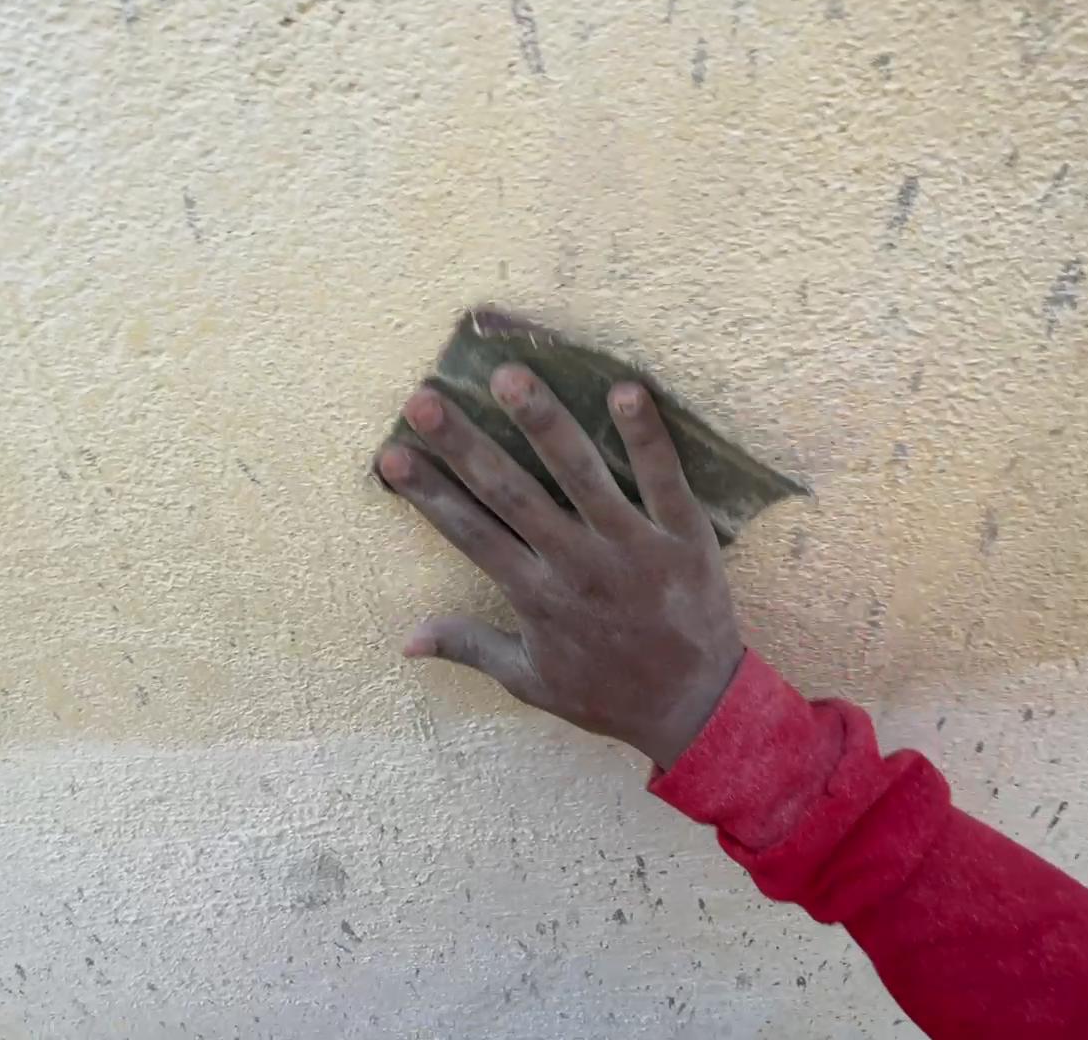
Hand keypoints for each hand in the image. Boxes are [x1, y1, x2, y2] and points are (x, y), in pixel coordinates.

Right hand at [377, 363, 743, 768]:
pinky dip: (646, 438)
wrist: (696, 710)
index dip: (428, 494)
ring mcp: (631, 547)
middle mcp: (576, 564)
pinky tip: (624, 390)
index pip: (470, 534)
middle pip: (511, 493)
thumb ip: (469, 648)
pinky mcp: (683, 537)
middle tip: (425, 399)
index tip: (391, 455)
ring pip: (580, 475)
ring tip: (509, 376)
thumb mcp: (530, 680)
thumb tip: (406, 640)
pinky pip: (664, 480)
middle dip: (464, 444)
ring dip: (543, 424)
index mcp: (536, 596)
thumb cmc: (607, 693)